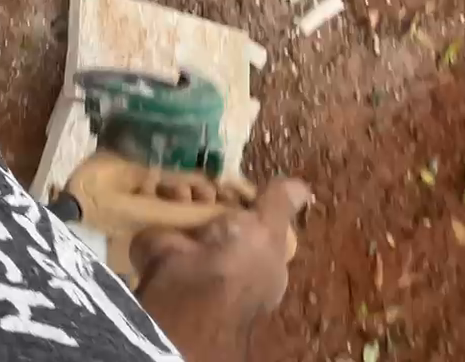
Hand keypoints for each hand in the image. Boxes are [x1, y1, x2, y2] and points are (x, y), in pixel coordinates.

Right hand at [130, 177, 310, 361]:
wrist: (190, 280)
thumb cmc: (239, 259)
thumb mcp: (268, 231)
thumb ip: (279, 206)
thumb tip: (302, 186)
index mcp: (256, 251)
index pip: (250, 214)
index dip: (242, 195)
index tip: (234, 183)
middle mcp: (224, 245)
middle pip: (217, 203)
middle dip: (212, 189)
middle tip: (208, 185)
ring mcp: (191, 238)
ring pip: (189, 199)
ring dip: (188, 188)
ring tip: (187, 190)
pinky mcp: (161, 229)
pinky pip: (162, 201)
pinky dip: (163, 191)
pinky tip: (168, 190)